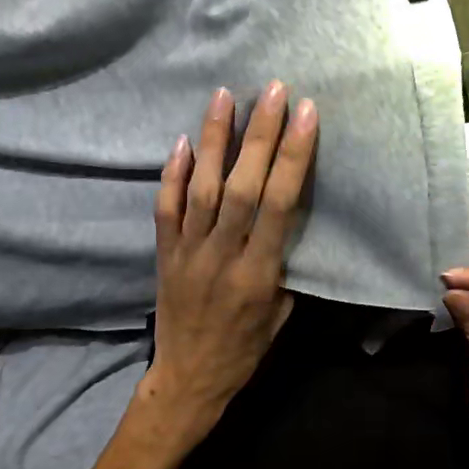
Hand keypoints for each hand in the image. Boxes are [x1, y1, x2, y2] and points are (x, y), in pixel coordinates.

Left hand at [141, 82, 317, 443]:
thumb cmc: (245, 349)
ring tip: (224, 95)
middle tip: (273, 89)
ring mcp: (187, 253)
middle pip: (242, 186)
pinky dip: (171, 174)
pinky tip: (181, 141)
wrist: (188, 379)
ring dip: (213, 140)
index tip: (305, 114)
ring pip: (200, 188)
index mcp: (259, 273)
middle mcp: (222, 256)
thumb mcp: (282, 313)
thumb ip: (286, 263)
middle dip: (260, 134)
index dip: (293, 155)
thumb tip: (289, 215)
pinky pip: (165, 208)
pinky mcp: (164, 254)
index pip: (279, 203)